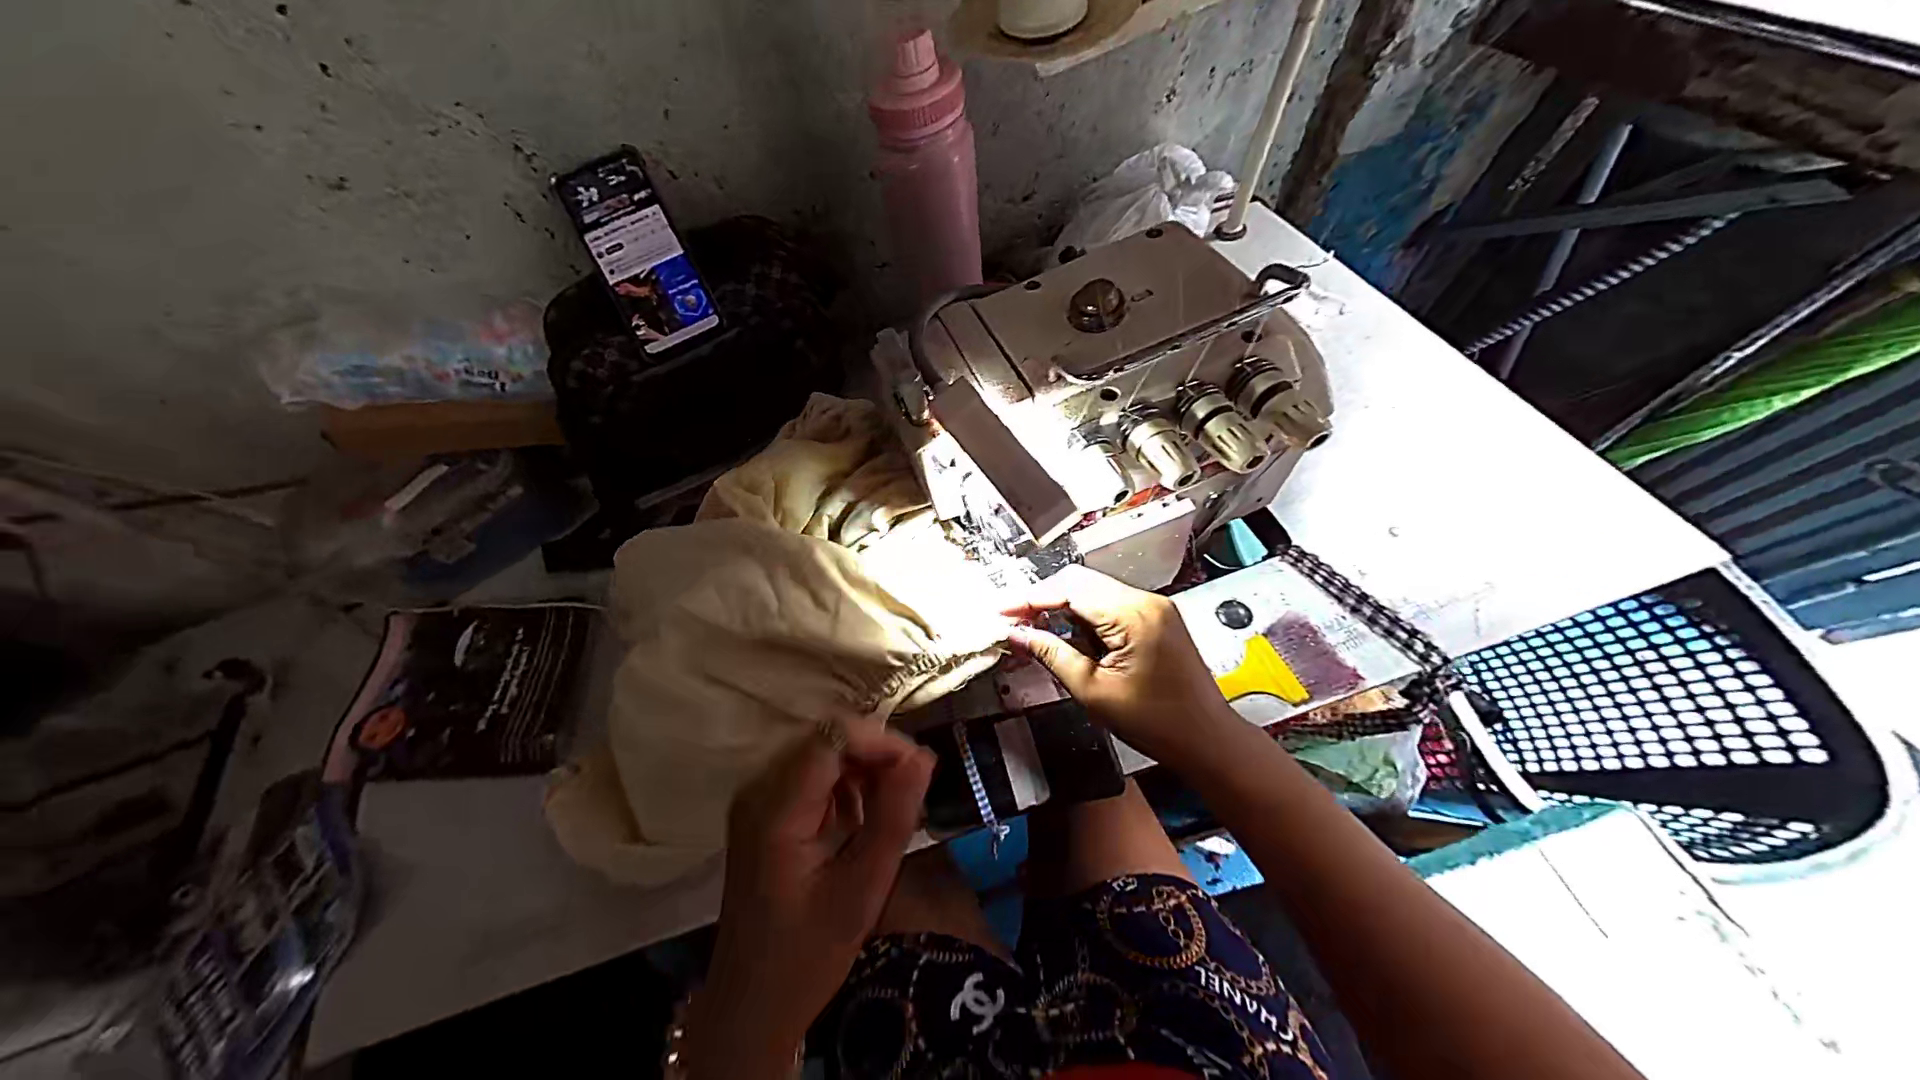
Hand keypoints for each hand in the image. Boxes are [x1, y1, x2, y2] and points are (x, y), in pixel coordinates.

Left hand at [683, 724, 933, 1078]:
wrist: (751, 1003)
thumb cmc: (807, 955)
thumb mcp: (862, 890)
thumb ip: (894, 818)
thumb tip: (924, 757)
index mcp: (776, 810)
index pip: (832, 737)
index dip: (881, 741)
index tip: (920, 769)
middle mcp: (758, 789)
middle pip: (827, 738)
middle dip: (876, 755)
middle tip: (912, 793)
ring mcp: (758, 797)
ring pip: (823, 750)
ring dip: (864, 769)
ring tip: (894, 809)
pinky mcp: (765, 809)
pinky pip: (813, 773)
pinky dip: (847, 784)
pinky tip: (866, 816)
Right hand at [1002, 564, 1233, 762]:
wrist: (1206, 740)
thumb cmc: (1157, 722)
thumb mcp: (1092, 690)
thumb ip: (1051, 654)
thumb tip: (1018, 634)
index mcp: (1132, 615)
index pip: (1068, 589)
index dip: (1030, 599)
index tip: (1004, 612)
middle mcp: (1146, 601)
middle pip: (1080, 582)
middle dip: (1043, 600)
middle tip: (1015, 622)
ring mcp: (1154, 608)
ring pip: (1093, 591)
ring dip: (1062, 608)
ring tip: (1036, 633)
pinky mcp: (1156, 619)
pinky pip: (1110, 605)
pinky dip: (1084, 617)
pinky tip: (1068, 637)